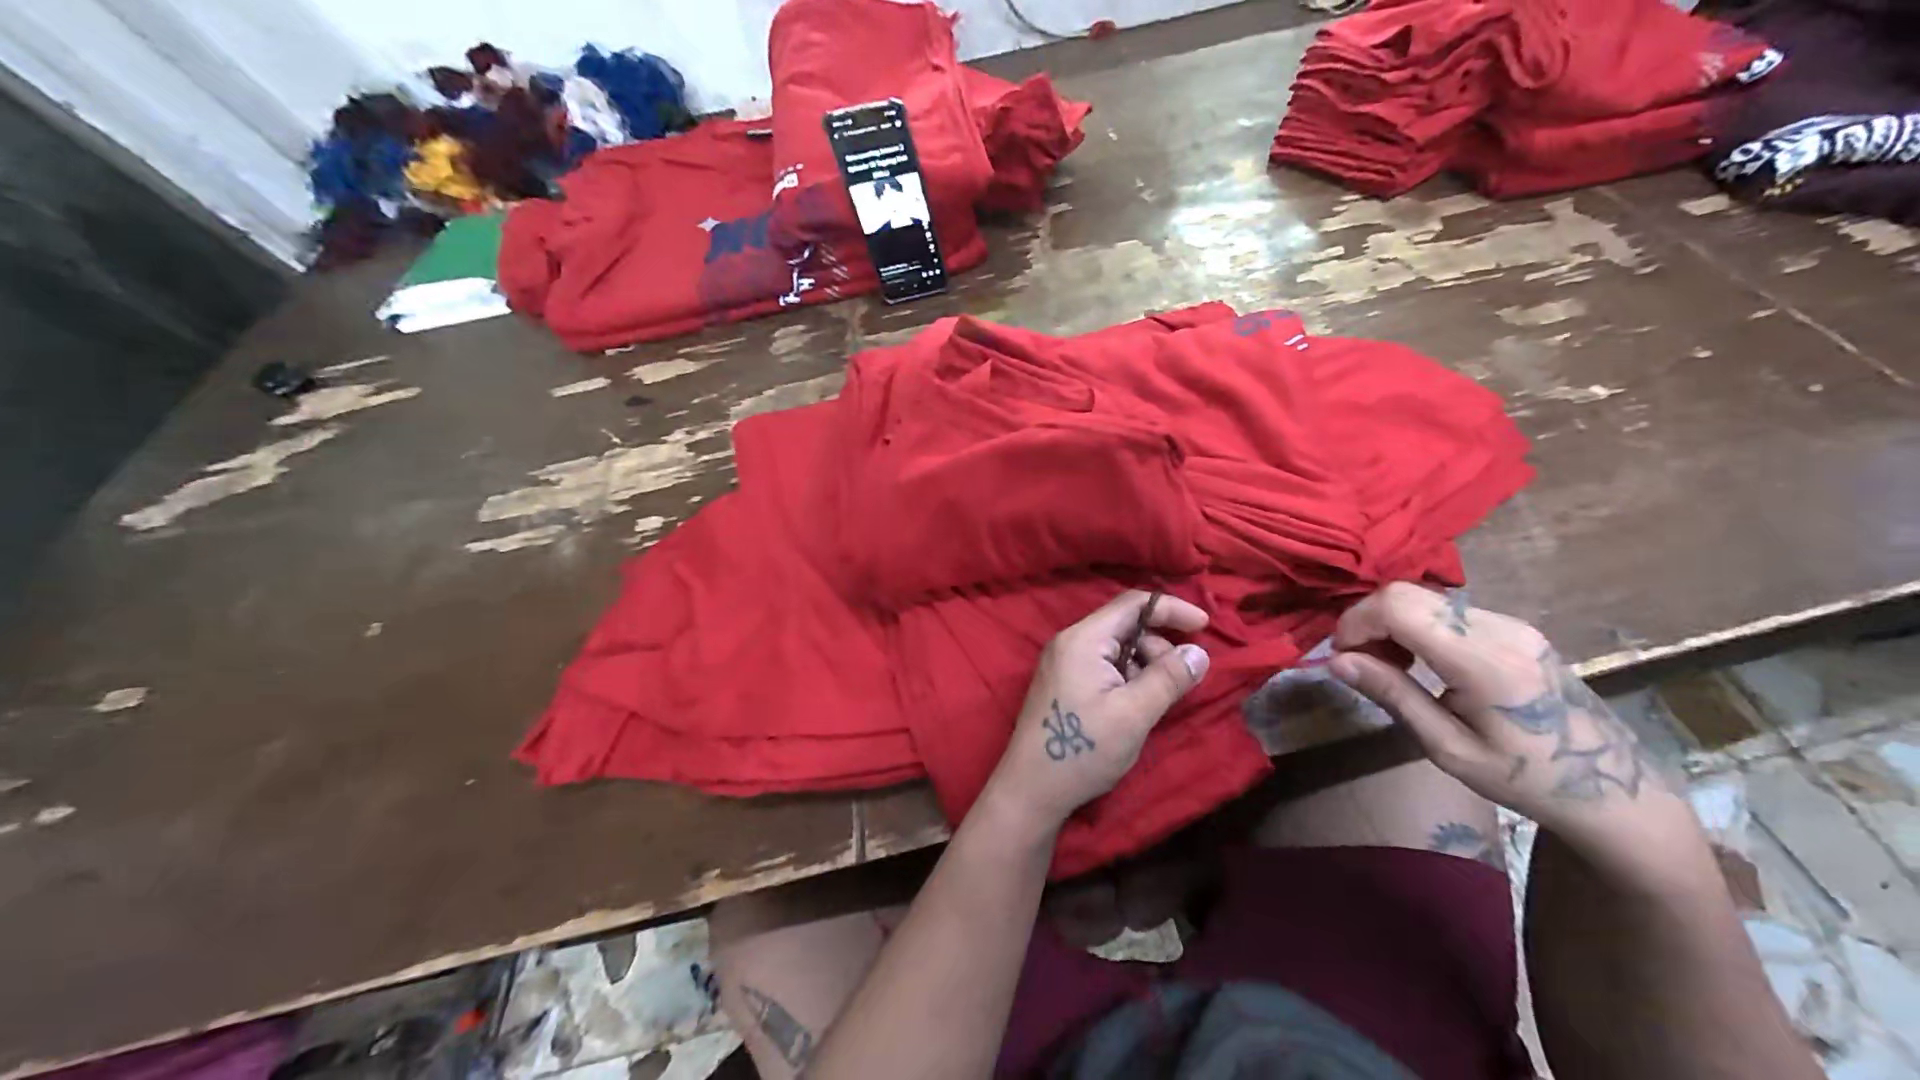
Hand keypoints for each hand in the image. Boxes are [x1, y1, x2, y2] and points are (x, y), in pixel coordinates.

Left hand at [983, 590, 1210, 830]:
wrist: (1031, 788)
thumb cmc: (1083, 748)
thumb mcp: (1134, 714)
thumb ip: (1168, 678)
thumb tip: (1199, 652)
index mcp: (1083, 639)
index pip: (1132, 603)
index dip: (1172, 609)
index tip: (1205, 627)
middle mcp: (1069, 642)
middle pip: (1125, 625)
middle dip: (1158, 646)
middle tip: (1175, 684)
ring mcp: (1062, 663)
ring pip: (1116, 648)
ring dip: (1144, 665)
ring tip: (1151, 702)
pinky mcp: (1062, 683)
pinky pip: (1102, 665)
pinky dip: (1126, 677)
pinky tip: (1133, 706)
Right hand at [1328, 583, 1683, 852]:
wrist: (1613, 788)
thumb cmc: (1525, 779)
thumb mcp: (1448, 748)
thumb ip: (1393, 695)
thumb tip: (1336, 661)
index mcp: (1485, 662)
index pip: (1398, 607)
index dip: (1355, 623)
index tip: (1342, 658)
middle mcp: (1500, 629)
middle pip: (1407, 592)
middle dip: (1367, 620)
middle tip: (1360, 662)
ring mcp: (1512, 624)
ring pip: (1424, 597)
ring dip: (1390, 622)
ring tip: (1389, 666)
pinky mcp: (1515, 628)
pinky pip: (1446, 609)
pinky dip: (1415, 626)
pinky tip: (1419, 661)